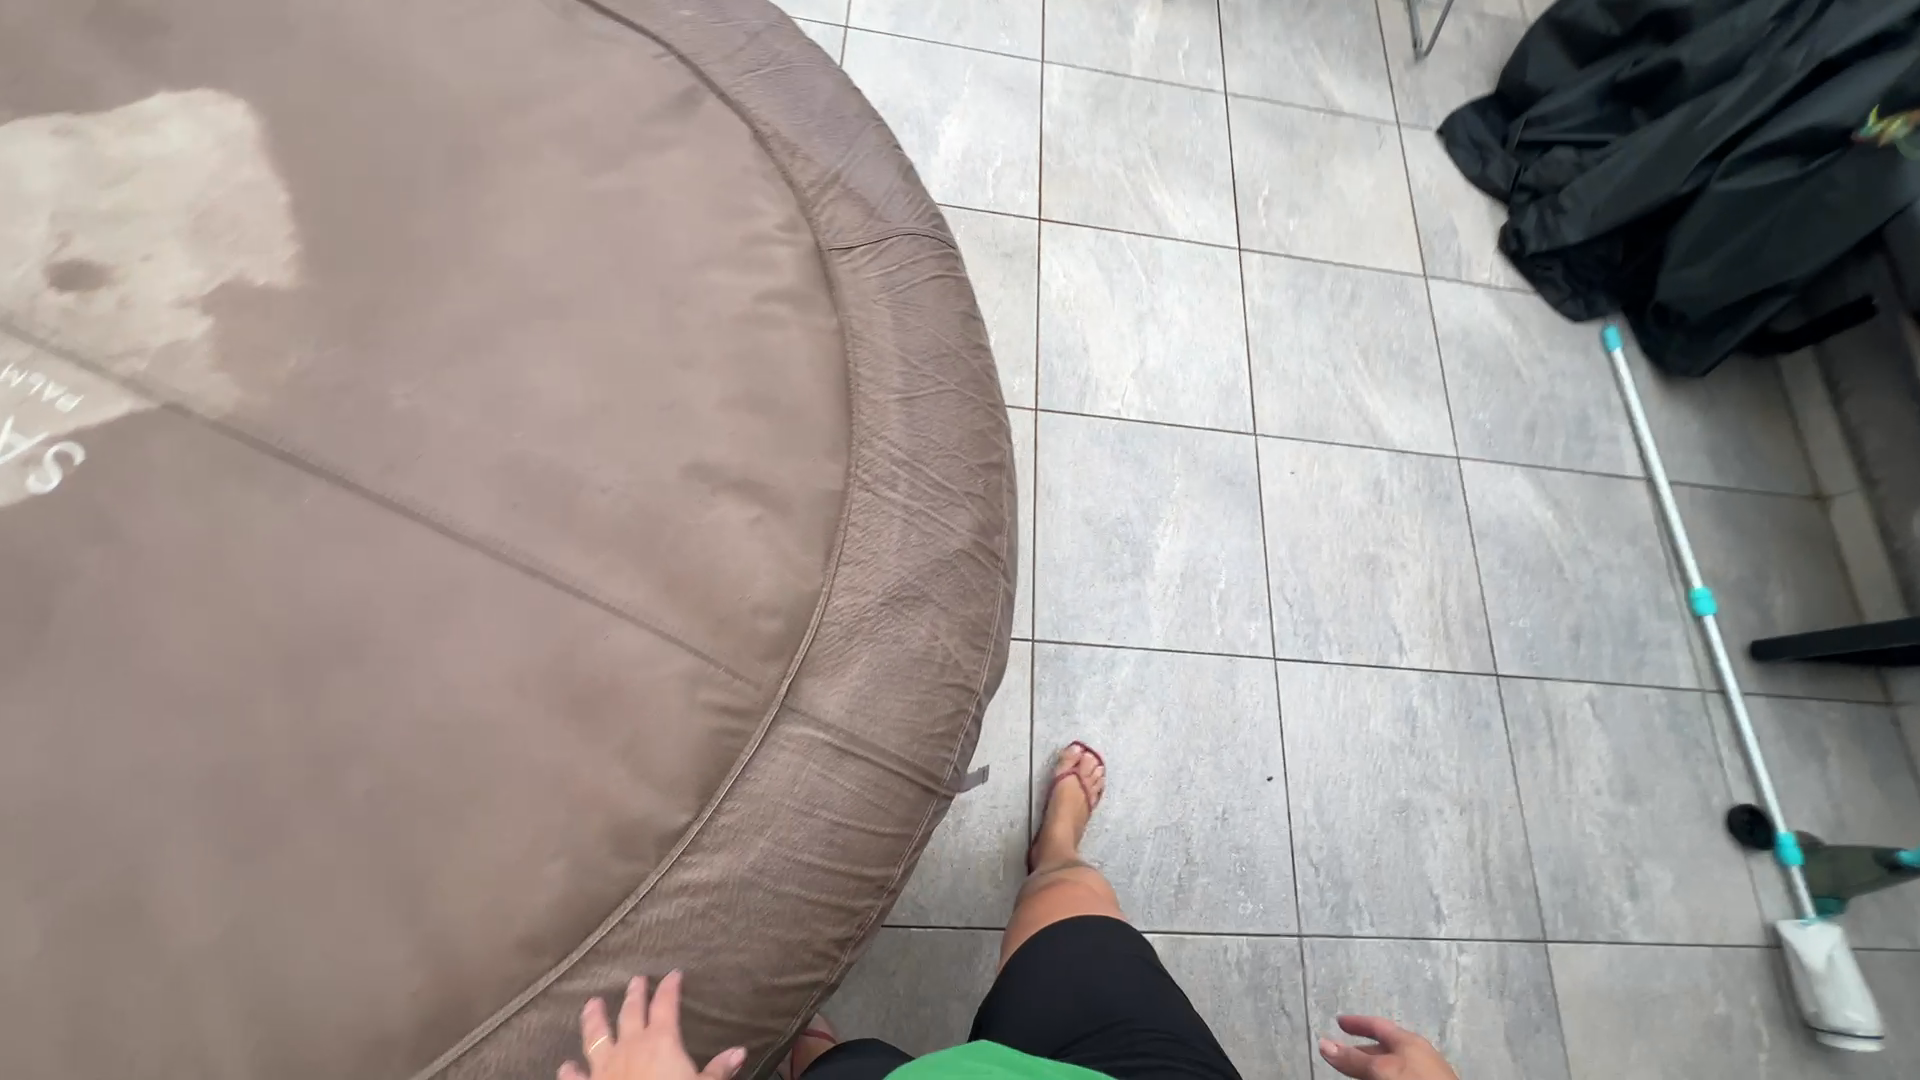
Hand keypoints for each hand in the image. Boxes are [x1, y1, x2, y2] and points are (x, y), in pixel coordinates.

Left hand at [560, 971, 746, 1079]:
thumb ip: (718, 1070)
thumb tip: (739, 1052)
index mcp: (661, 1041)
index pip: (666, 1004)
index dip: (670, 987)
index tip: (674, 974)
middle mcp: (631, 1047)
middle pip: (632, 1013)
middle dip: (635, 995)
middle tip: (635, 979)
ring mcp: (604, 1070)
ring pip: (597, 1037)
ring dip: (594, 1020)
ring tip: (591, 1004)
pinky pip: (576, 1079)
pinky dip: (570, 1072)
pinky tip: (565, 1066)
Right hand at [1318, 1016, 1459, 1079]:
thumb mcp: (1380, 1071)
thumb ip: (1353, 1059)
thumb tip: (1322, 1044)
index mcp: (1408, 1040)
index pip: (1377, 1024)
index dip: (1356, 1023)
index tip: (1338, 1022)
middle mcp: (1419, 1054)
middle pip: (1385, 1047)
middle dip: (1362, 1051)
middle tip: (1343, 1055)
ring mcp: (1428, 1074)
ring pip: (1394, 1066)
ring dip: (1374, 1069)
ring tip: (1357, 1075)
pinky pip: (1402, 1078)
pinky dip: (1386, 1078)